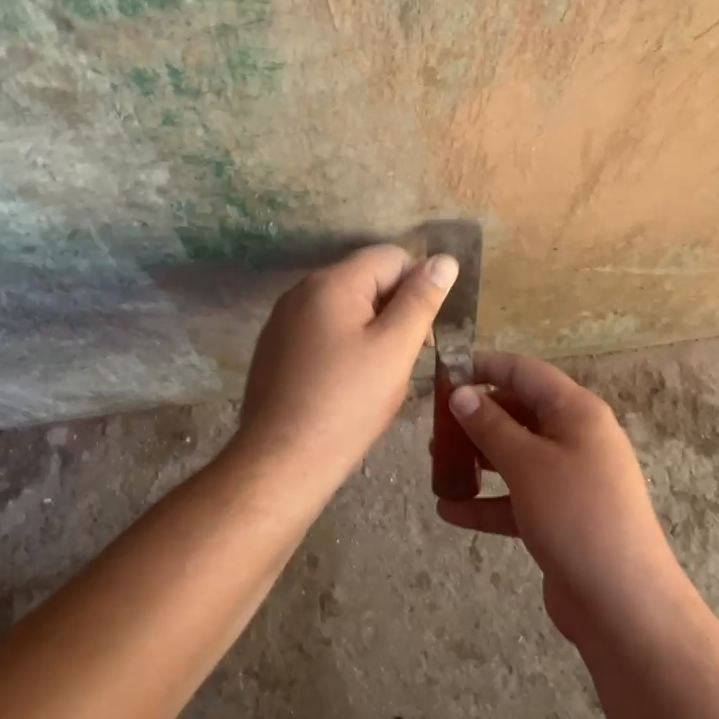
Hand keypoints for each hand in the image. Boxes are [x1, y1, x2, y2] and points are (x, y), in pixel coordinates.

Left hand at [233, 244, 458, 479]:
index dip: (418, 287)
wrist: (280, 462)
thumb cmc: (346, 405)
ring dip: (370, 333)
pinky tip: (346, 388)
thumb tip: (444, 260)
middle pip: (366, 280)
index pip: (391, 257)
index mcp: (331, 283)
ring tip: (376, 379)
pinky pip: (321, 334)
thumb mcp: (395, 350)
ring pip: (345, 310)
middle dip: (393, 312)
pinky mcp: (274, 350)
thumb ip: (421, 300)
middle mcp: (301, 291)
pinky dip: (342, 350)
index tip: (423, 334)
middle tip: (402, 361)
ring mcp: (282, 321)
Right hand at [436, 353, 683, 641]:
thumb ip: (490, 426)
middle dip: (476, 418)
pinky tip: (449, 510)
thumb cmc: (576, 515)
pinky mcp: (560, 518)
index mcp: (576, 413)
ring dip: (477, 460)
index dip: (485, 367)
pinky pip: (517, 498)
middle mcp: (575, 439)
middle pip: (519, 413)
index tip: (444, 372)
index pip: (525, 372)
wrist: (622, 602)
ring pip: (515, 456)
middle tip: (435, 427)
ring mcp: (569, 480)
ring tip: (437, 465)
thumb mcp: (527, 463)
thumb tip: (461, 393)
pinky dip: (486, 501)